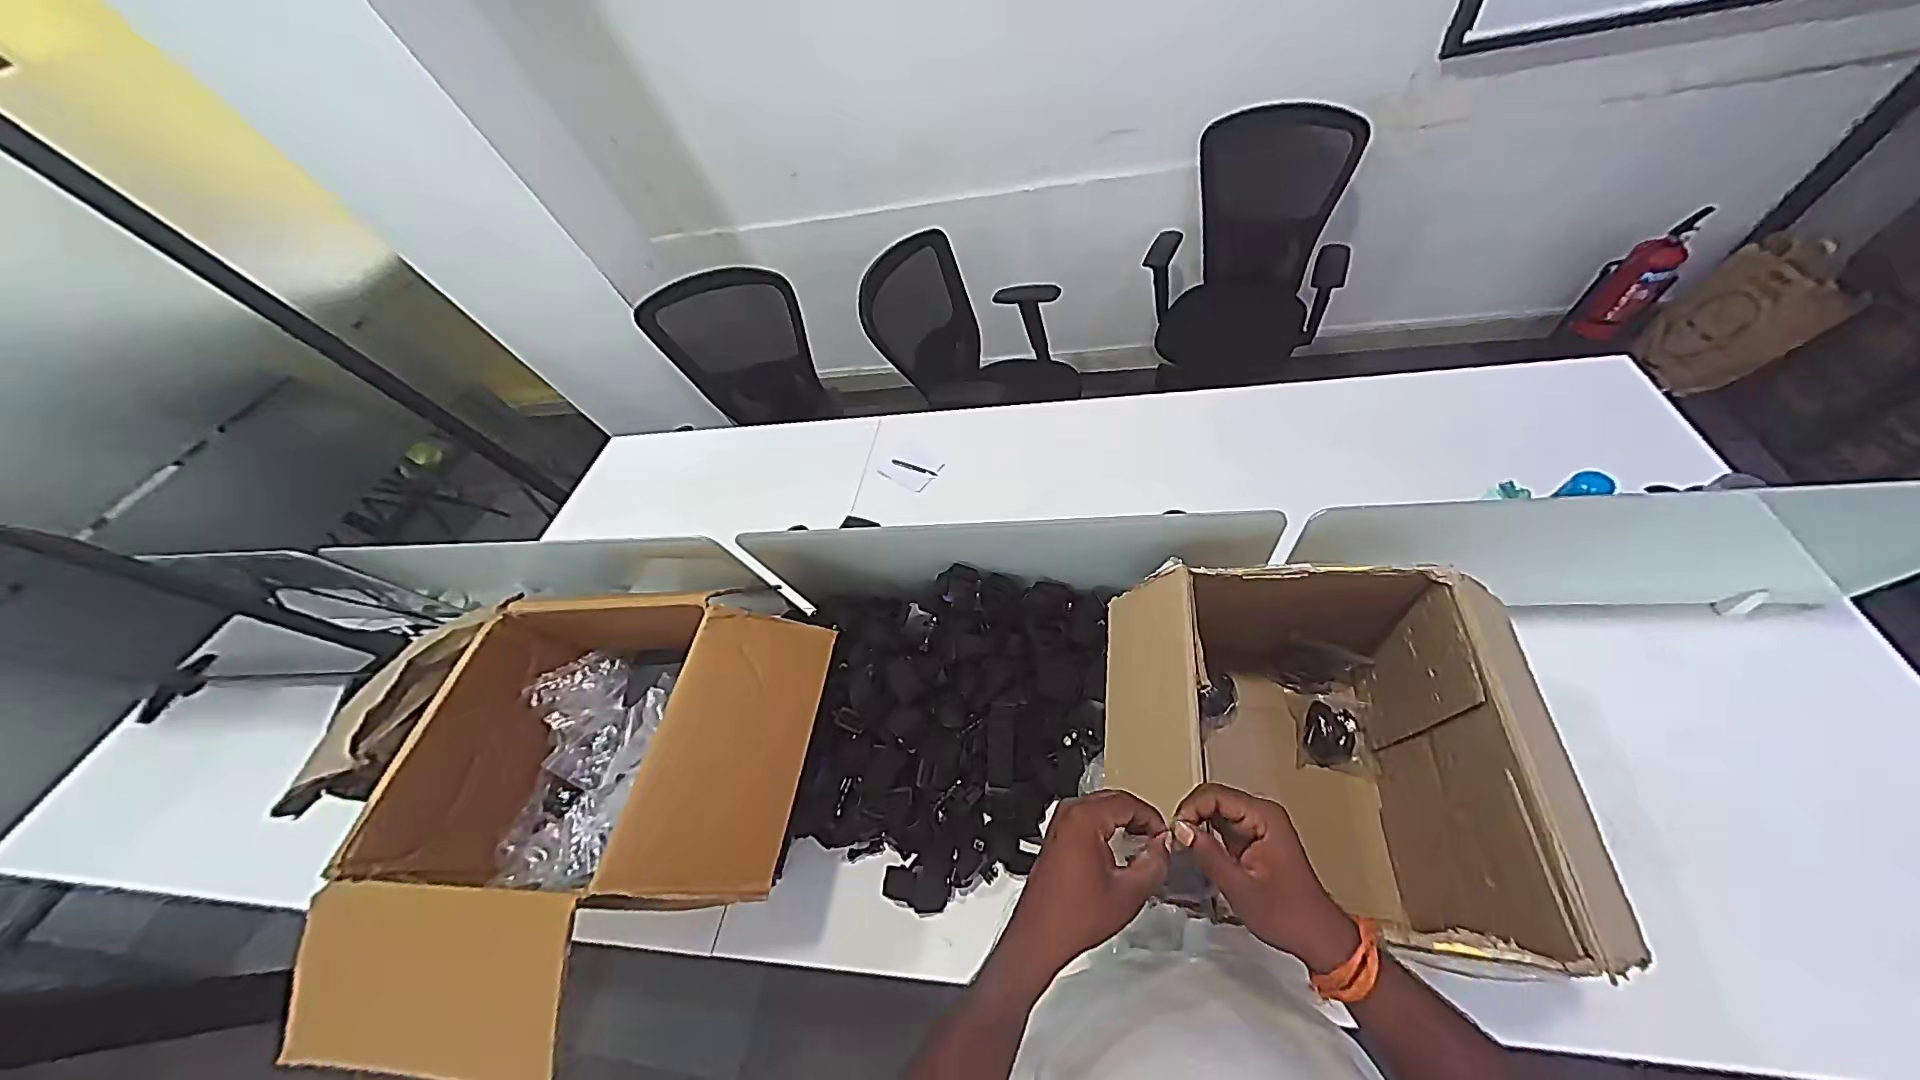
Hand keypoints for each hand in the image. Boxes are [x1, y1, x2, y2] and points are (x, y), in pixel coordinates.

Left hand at [997, 790, 1170, 977]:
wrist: (1041, 934)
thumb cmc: (1073, 917)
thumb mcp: (1129, 892)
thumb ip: (1155, 863)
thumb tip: (1163, 845)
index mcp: (1085, 819)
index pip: (1128, 803)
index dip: (1153, 819)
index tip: (1165, 837)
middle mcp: (1069, 814)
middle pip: (1114, 800)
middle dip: (1139, 818)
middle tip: (1157, 841)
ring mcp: (1059, 823)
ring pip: (1101, 808)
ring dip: (1123, 822)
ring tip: (1142, 847)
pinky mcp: (1056, 835)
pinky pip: (1087, 819)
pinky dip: (1107, 828)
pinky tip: (1119, 851)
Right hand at [1173, 782, 1358, 972]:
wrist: (1318, 938)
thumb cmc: (1289, 915)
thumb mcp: (1239, 886)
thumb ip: (1208, 853)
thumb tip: (1181, 829)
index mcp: (1264, 817)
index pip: (1214, 795)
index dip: (1190, 809)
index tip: (1177, 831)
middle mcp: (1262, 814)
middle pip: (1214, 799)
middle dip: (1192, 816)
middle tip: (1177, 840)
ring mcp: (1259, 825)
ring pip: (1216, 812)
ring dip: (1198, 826)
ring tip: (1185, 847)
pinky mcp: (1254, 839)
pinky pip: (1223, 827)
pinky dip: (1208, 837)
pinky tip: (1200, 853)